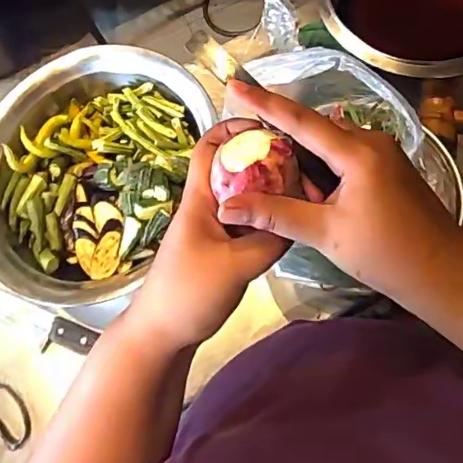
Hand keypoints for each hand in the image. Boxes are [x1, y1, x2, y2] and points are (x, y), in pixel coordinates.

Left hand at [120, 118, 288, 353]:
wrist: (161, 335)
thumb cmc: (188, 294)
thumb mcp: (235, 266)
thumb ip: (269, 240)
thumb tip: (298, 220)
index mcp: (199, 199)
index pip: (209, 147)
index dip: (233, 128)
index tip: (268, 127)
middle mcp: (206, 206)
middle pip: (233, 167)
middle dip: (263, 158)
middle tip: (298, 161)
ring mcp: (214, 228)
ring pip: (244, 195)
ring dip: (268, 189)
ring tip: (301, 189)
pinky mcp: (222, 248)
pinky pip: (248, 221)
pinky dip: (267, 217)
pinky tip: (289, 223)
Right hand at [214, 81, 462, 297]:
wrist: (444, 271)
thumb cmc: (387, 253)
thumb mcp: (326, 234)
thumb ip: (276, 215)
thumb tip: (229, 208)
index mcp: (357, 152)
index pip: (300, 120)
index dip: (264, 102)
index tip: (236, 84)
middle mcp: (371, 141)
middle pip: (315, 128)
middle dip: (282, 133)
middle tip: (247, 138)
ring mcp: (383, 152)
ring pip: (331, 142)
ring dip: (305, 156)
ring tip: (276, 171)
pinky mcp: (388, 166)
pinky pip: (346, 154)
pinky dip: (324, 166)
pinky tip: (311, 188)